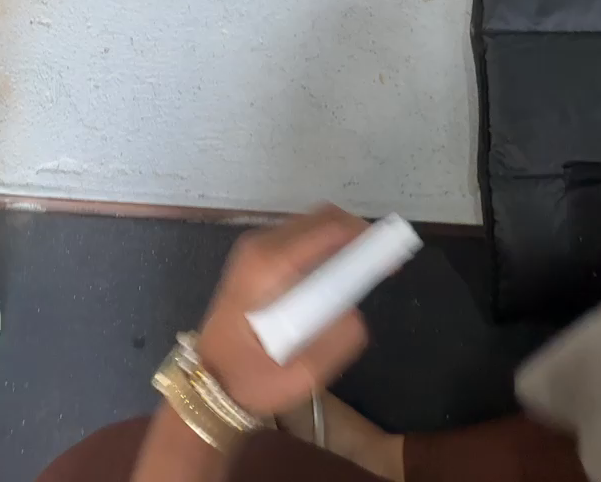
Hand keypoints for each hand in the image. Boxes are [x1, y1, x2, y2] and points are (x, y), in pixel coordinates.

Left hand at [194, 204, 371, 414]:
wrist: (209, 383)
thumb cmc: (250, 380)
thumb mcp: (299, 375)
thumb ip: (335, 342)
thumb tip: (358, 311)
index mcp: (268, 266)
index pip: (327, 229)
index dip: (366, 237)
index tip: (392, 256)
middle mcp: (260, 245)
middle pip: (323, 217)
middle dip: (359, 234)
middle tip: (384, 263)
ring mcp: (256, 246)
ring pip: (313, 222)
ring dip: (344, 239)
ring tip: (366, 269)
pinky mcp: (258, 254)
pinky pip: (302, 235)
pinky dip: (328, 245)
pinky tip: (339, 273)